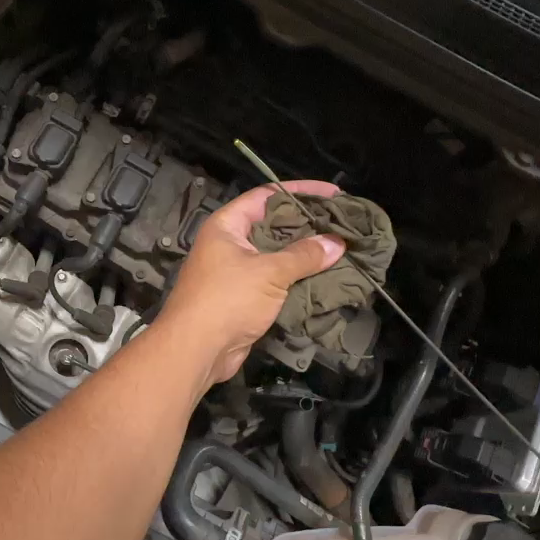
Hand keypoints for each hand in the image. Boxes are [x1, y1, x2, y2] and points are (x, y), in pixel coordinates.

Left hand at [153, 181, 346, 386]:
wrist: (196, 349)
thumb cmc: (226, 299)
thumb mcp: (268, 272)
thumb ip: (303, 255)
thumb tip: (336, 242)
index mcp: (227, 225)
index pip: (266, 196)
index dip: (300, 191)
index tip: (333, 192)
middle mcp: (230, 243)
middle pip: (273, 225)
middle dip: (307, 224)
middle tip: (343, 222)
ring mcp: (236, 271)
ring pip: (276, 255)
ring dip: (305, 254)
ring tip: (342, 248)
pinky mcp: (244, 297)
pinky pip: (276, 280)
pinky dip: (298, 278)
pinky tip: (326, 277)